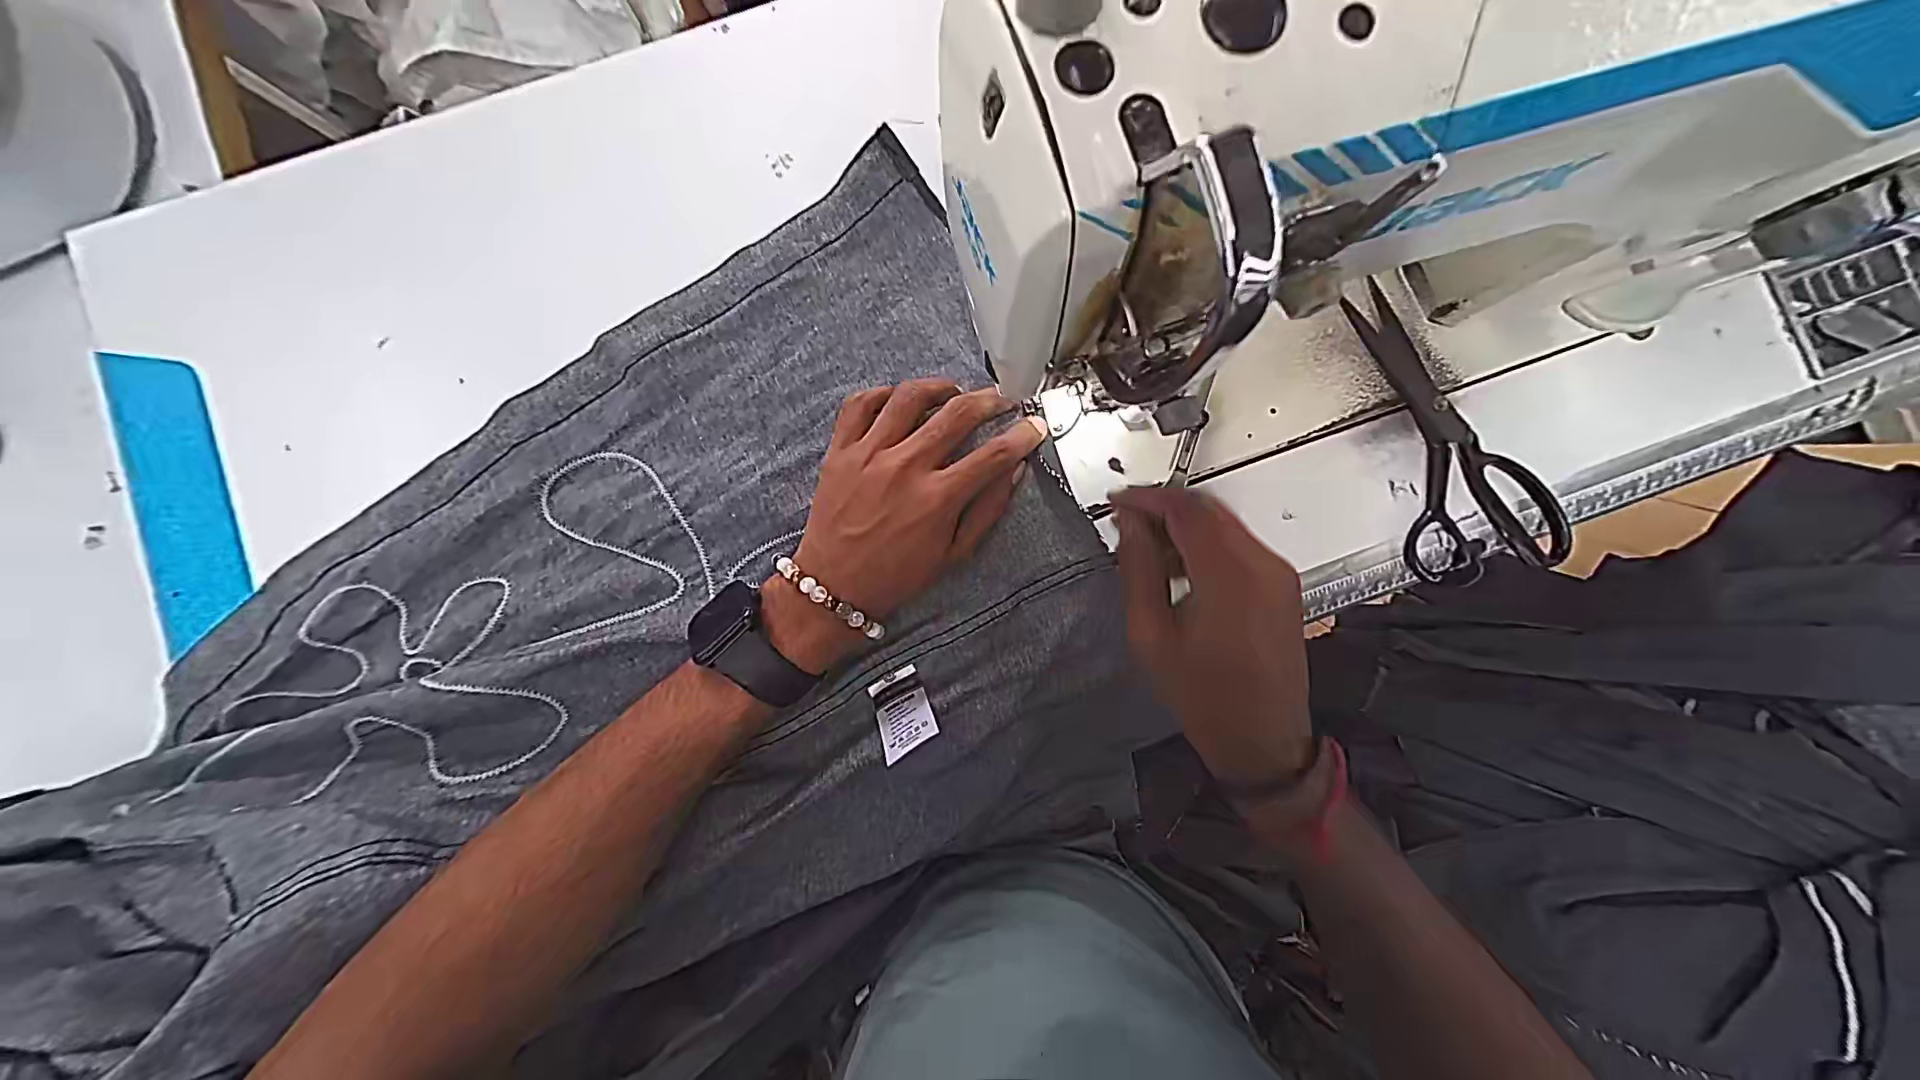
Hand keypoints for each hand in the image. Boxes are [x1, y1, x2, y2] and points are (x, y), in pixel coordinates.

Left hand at [761, 379, 1046, 671]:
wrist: (836, 586)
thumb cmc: (896, 575)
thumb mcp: (954, 554)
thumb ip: (987, 510)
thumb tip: (1014, 472)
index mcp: (937, 499)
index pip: (993, 454)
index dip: (1022, 435)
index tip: (1032, 426)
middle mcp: (905, 469)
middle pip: (958, 413)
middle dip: (989, 400)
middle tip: (999, 401)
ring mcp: (869, 455)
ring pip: (910, 397)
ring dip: (940, 387)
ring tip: (953, 392)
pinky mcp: (840, 452)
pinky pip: (860, 404)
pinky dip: (883, 393)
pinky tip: (899, 400)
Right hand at [1112, 486, 1313, 787]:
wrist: (1261, 739)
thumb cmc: (1206, 698)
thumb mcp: (1150, 634)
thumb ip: (1138, 569)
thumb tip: (1130, 528)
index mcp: (1229, 576)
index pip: (1185, 509)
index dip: (1146, 498)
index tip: (1119, 502)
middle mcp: (1263, 566)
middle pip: (1208, 508)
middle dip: (1163, 508)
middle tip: (1128, 523)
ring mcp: (1278, 574)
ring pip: (1224, 523)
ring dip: (1183, 526)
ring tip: (1148, 550)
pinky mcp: (1282, 585)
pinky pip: (1239, 544)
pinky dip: (1205, 543)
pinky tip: (1179, 567)